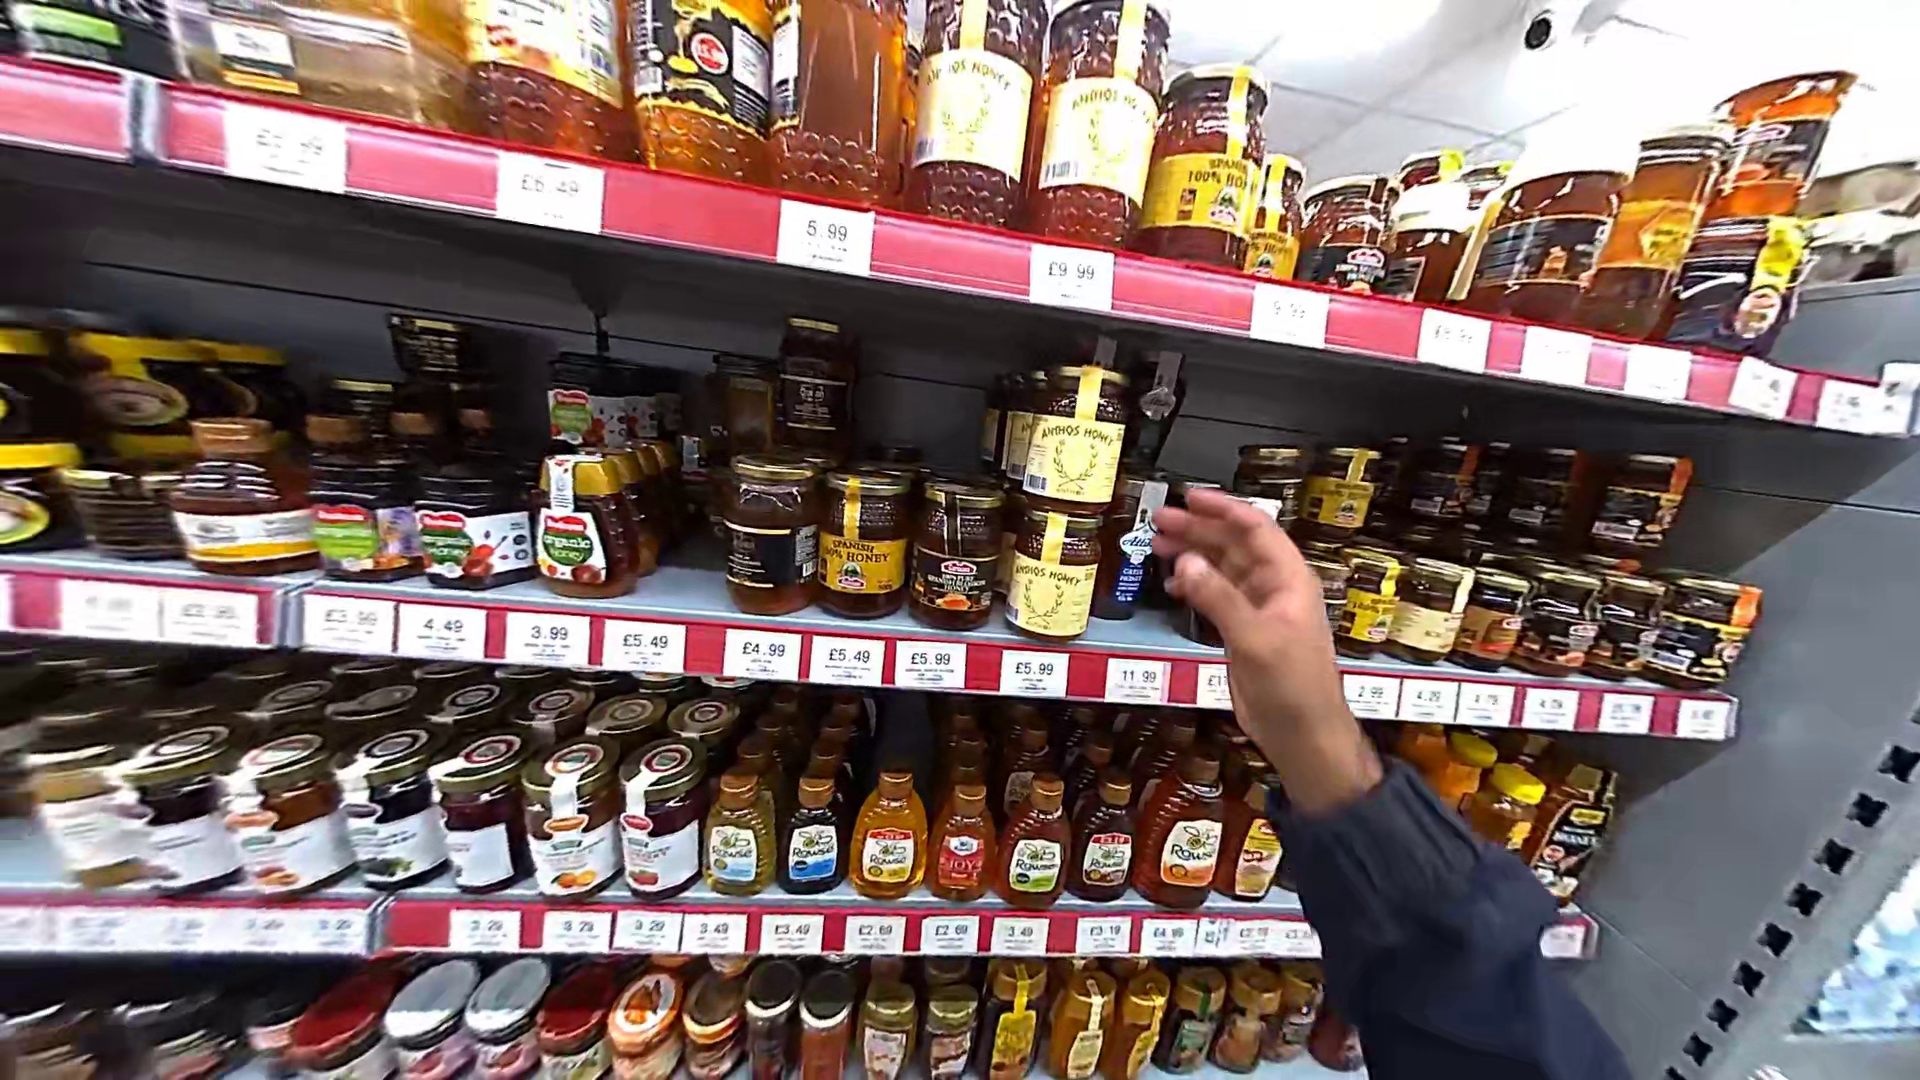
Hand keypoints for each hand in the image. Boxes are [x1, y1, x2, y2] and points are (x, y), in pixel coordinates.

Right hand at [1153, 488, 1381, 814]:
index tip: (1189, 497)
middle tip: (1158, 521)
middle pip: (1233, 545)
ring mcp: (1256, 608)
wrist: (1303, 734)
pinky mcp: (1241, 629)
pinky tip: (1172, 583)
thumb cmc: (1290, 684)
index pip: (1255, 529)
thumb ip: (1219, 597)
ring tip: (1156, 545)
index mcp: (1287, 579)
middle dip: (1198, 530)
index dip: (1223, 509)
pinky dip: (1193, 585)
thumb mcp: (1255, 638)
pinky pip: (1214, 595)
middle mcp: (1272, 587)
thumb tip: (1184, 560)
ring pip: (1221, 568)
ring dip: (1191, 554)